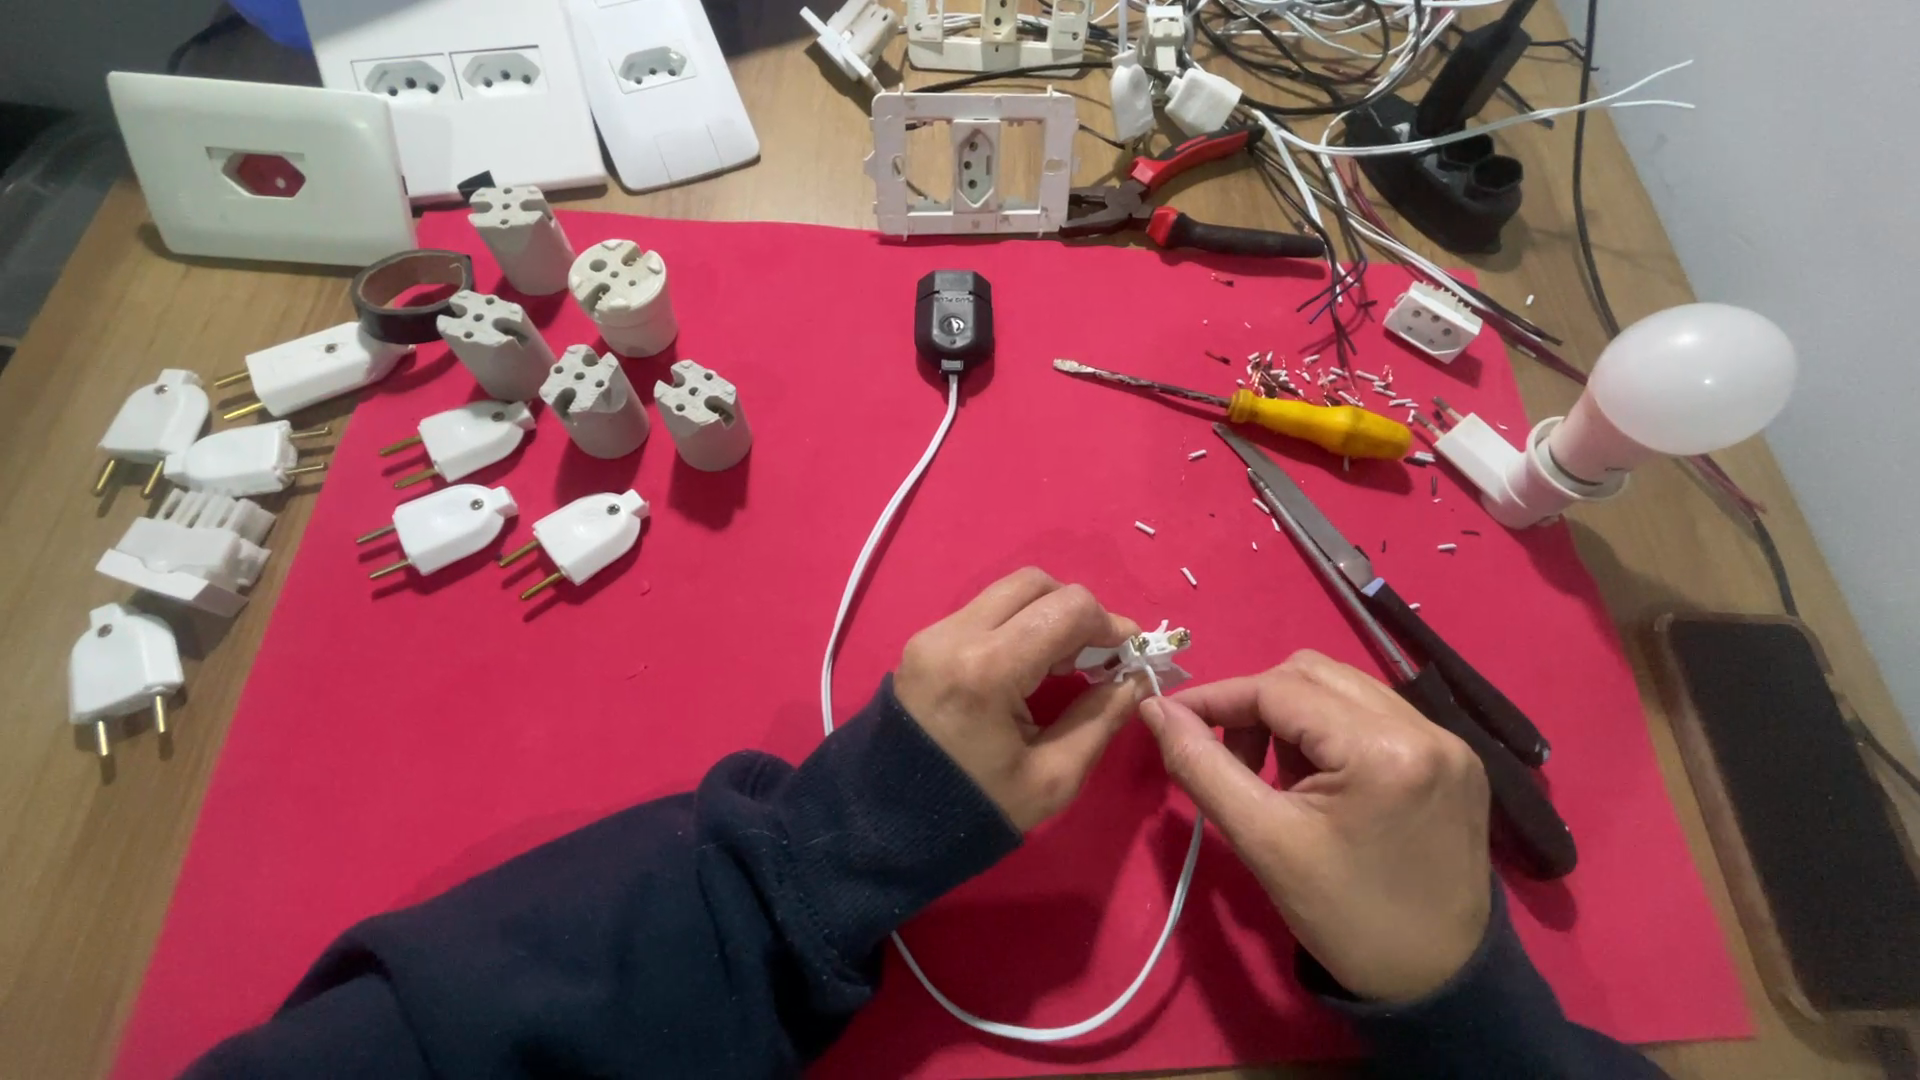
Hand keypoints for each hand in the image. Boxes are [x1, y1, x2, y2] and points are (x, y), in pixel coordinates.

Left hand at [894, 567, 1140, 831]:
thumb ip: (1101, 718)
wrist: (889, 824)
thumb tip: (1136, 676)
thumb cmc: (976, 809)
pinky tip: (1027, 667)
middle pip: (1035, 583)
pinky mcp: (923, 641)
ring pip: (1006, 591)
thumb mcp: (1053, 777)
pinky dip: (1016, 624)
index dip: (1110, 624)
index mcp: (987, 669)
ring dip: (1046, 613)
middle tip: (1094, 656)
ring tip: (1062, 663)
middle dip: (1077, 611)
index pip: (1067, 608)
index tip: (1128, 654)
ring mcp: (933, 633)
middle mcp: (955, 635)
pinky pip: (982, 610)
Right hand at [1138, 650, 1491, 1002]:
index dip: (1217, 698)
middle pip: (1311, 672)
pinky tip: (1315, 776)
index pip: (1278, 689)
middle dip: (1255, 703)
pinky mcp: (1452, 757)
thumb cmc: (1344, 918)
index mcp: (1383, 750)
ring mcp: (1446, 741)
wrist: (1437, 984)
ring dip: (1290, 714)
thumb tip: (1155, 708)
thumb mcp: (1261, 841)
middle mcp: (1424, 729)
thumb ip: (1200, 764)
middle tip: (1232, 756)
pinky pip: (1369, 712)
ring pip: (1340, 686)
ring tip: (1275, 773)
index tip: (1171, 717)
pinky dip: (1326, 729)